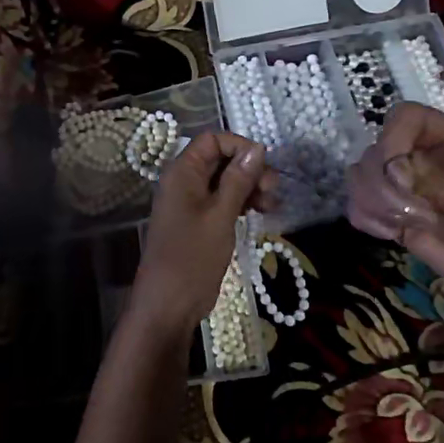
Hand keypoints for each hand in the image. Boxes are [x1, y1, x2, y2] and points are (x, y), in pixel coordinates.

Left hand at [128, 133, 273, 334]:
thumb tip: (257, 148)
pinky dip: (241, 203)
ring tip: (272, 205)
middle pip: (220, 160)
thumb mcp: (221, 215)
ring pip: (224, 181)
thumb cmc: (193, 256)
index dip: (239, 146)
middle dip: (249, 168)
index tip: (264, 164)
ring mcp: (190, 203)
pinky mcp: (199, 223)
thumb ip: (238, 180)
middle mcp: (183, 183)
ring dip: (250, 187)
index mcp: (181, 173)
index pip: (212, 140)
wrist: (169, 302)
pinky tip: (261, 212)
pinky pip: (221, 201)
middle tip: (273, 189)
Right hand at [345, 103, 443, 310]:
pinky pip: (360, 208)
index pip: (407, 119)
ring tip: (404, 225)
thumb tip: (392, 168)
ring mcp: (410, 191)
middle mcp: (427, 160)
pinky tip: (392, 233)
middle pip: (376, 151)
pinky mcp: (399, 219)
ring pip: (361, 178)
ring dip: (372, 201)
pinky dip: (366, 219)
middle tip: (414, 214)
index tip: (396, 176)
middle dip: (382, 184)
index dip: (392, 139)